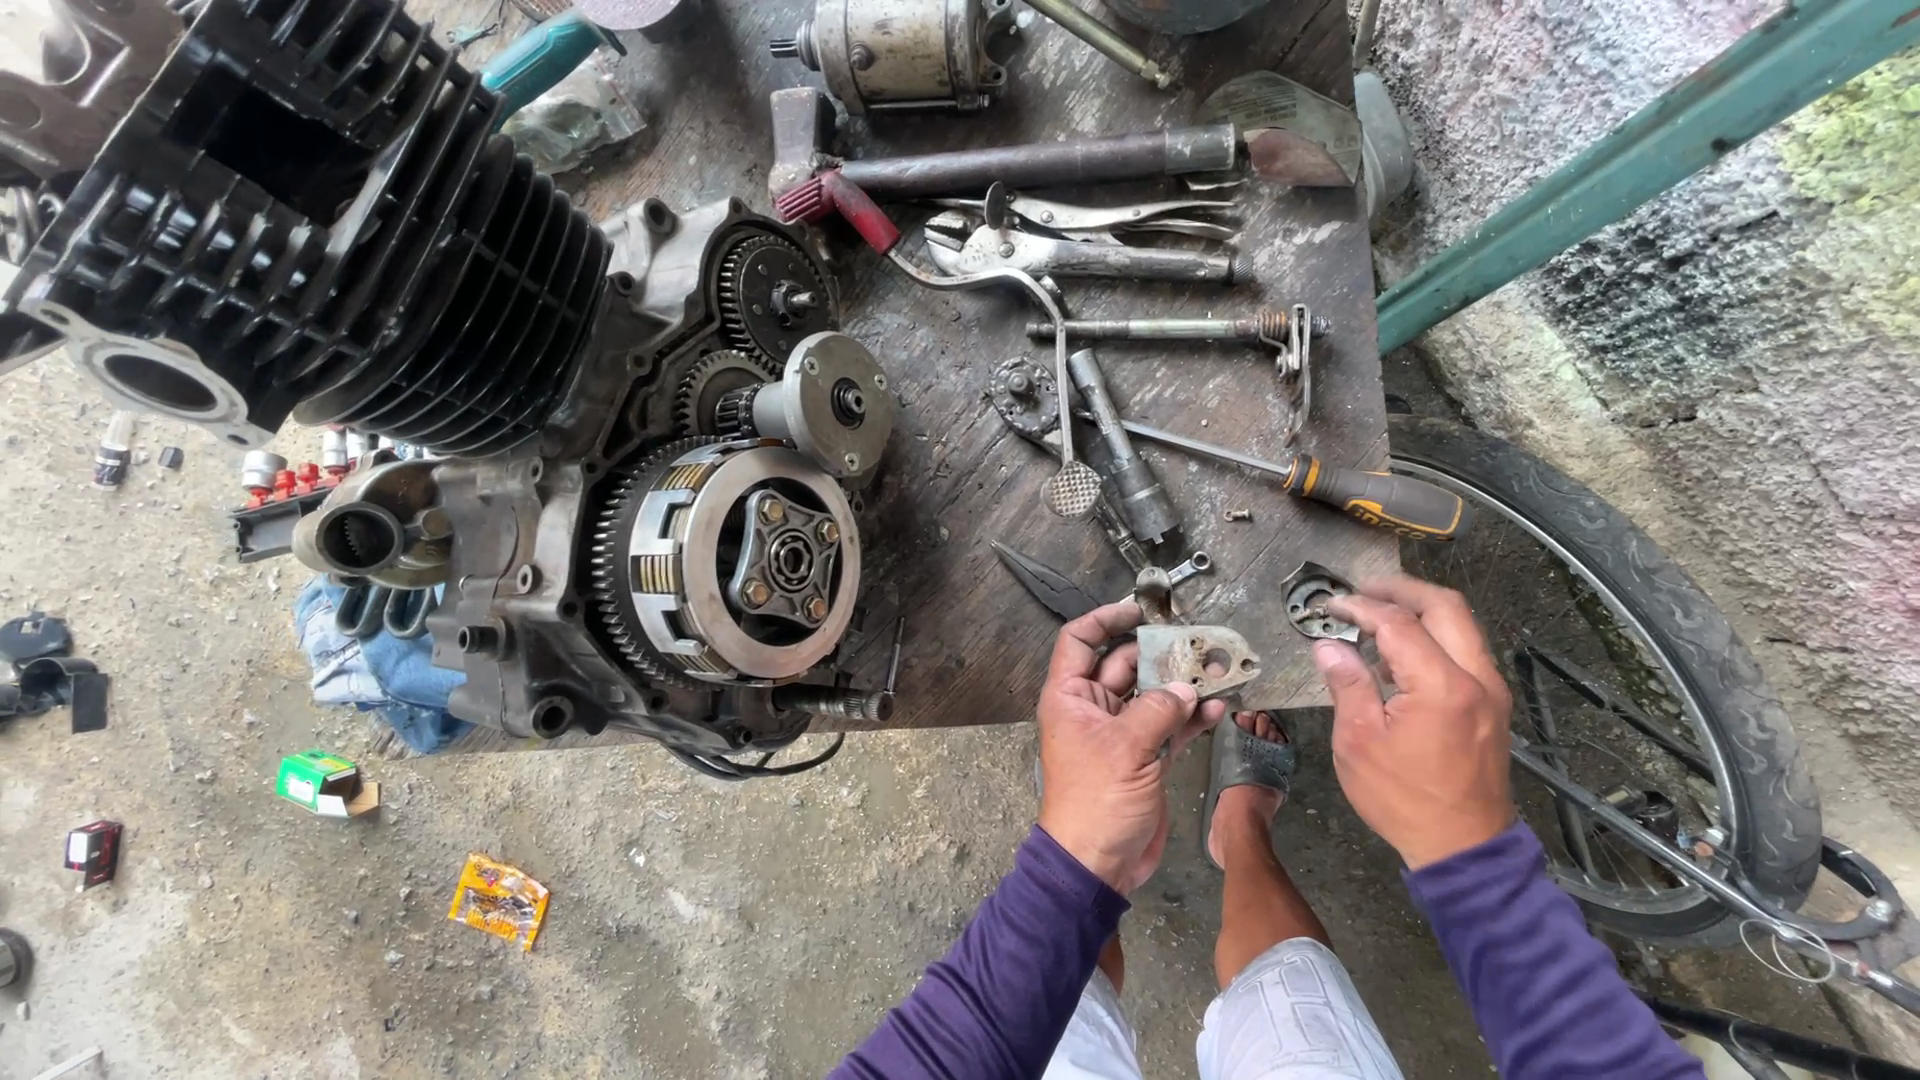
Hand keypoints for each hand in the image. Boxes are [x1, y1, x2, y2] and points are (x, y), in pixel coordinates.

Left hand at [1036, 601, 1225, 893]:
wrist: (1099, 862)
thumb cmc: (1097, 799)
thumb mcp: (1125, 748)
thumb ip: (1158, 711)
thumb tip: (1185, 688)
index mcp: (1070, 696)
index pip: (1079, 641)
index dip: (1104, 619)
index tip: (1137, 609)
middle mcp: (1093, 707)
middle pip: (1125, 665)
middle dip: (1160, 654)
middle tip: (1198, 642)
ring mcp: (1120, 732)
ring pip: (1152, 695)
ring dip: (1182, 685)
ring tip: (1219, 671)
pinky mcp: (1144, 756)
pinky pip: (1169, 726)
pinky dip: (1190, 717)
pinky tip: (1219, 707)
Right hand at [1314, 575, 1514, 869]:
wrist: (1463, 847)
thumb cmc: (1402, 797)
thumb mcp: (1358, 741)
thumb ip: (1347, 684)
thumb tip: (1329, 646)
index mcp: (1441, 685)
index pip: (1398, 623)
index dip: (1359, 607)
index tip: (1329, 607)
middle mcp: (1476, 678)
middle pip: (1445, 607)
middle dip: (1400, 590)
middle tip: (1361, 590)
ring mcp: (1490, 691)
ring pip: (1461, 626)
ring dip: (1420, 611)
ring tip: (1376, 615)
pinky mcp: (1491, 706)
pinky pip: (1464, 651)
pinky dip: (1432, 636)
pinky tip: (1399, 653)